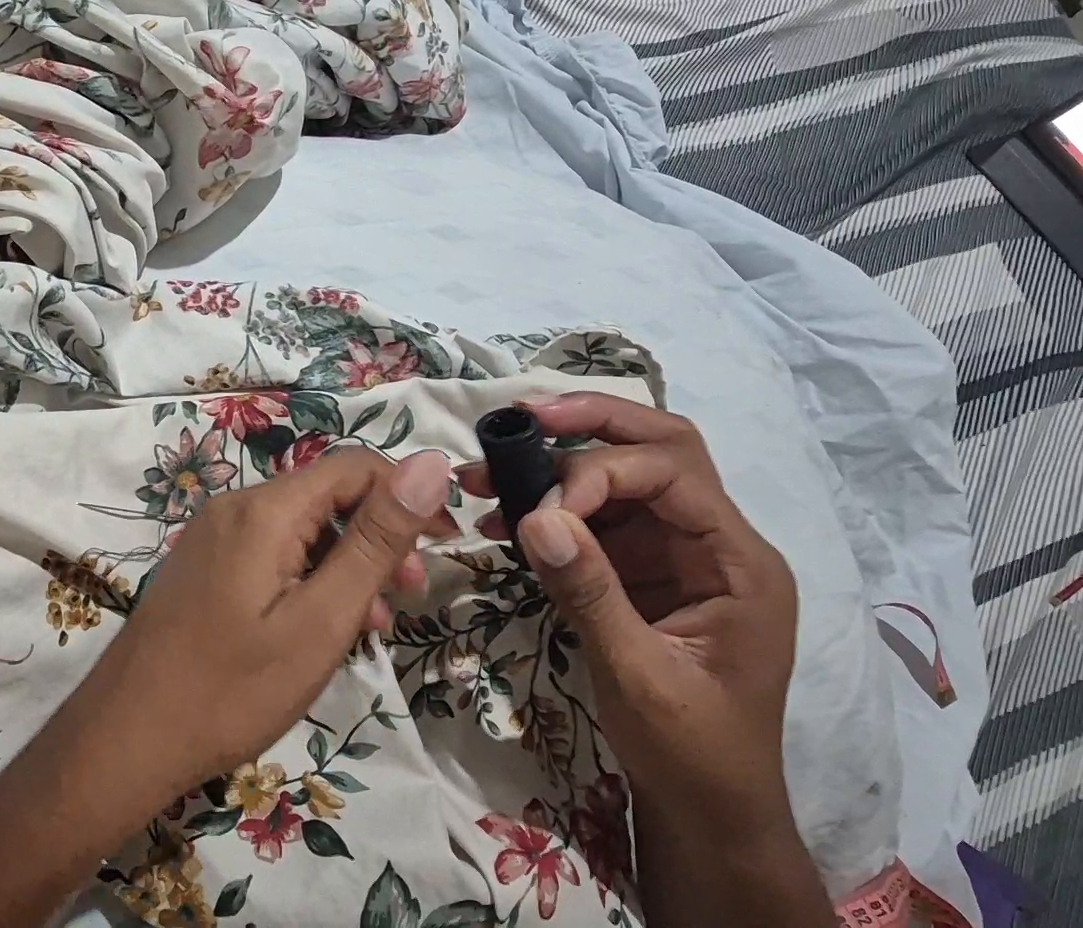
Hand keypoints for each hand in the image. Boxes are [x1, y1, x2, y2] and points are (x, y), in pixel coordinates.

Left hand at [78, 447, 455, 798]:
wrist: (130, 734)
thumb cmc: (234, 687)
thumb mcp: (321, 619)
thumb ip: (375, 541)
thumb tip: (428, 463)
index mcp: (263, 510)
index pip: (353, 467)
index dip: (406, 494)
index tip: (444, 543)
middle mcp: (233, 508)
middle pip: (325, 498)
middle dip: (376, 538)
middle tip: (408, 597)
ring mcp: (212, 538)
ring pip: (299, 530)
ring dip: (344, 566)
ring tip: (370, 627)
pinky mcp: (202, 567)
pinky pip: (269, 554)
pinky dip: (307, 580)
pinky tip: (320, 628)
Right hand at [456, 392, 829, 927]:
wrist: (706, 805)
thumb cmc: (692, 748)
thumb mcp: (639, 673)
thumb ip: (589, 591)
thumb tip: (536, 516)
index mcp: (739, 561)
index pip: (673, 473)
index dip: (600, 473)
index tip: (539, 507)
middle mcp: (712, 542)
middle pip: (658, 450)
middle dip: (590, 426)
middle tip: (521, 419)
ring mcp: (674, 554)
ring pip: (619, 479)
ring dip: (554, 468)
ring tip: (486, 474)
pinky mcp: (639, 571)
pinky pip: (594, 522)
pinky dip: (548, 512)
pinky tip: (501, 519)